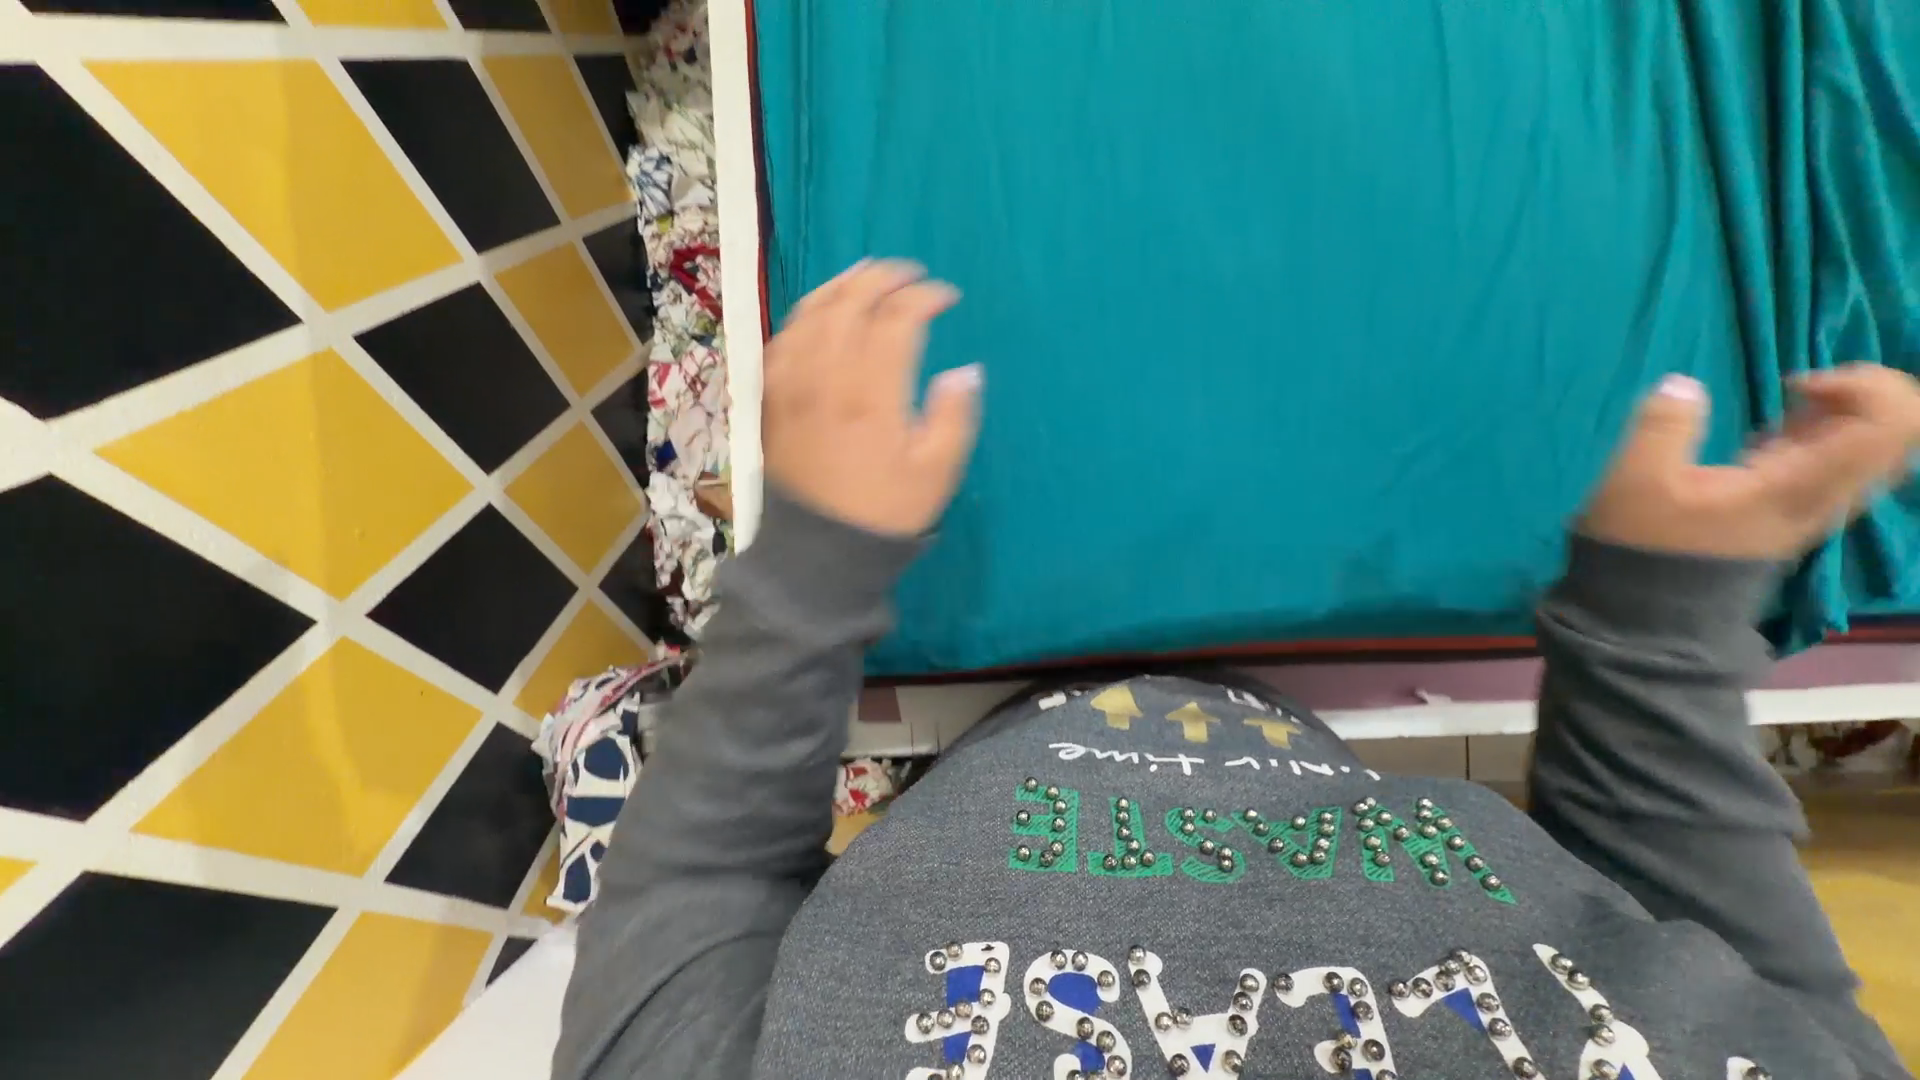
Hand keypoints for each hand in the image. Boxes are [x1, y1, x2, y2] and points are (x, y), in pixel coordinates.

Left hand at [763, 260, 982, 536]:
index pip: (897, 321)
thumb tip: (965, 370)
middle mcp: (828, 380)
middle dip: (882, 278)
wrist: (820, 549)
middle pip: (850, 305)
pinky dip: (804, 314)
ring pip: (811, 315)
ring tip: (865, 274)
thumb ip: (954, 418)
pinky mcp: (772, 400)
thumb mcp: (936, 474)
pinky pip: (782, 340)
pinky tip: (820, 311)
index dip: (924, 297)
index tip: (946, 296)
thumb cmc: (885, 511)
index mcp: (873, 397)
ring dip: (840, 286)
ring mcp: (793, 387)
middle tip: (908, 273)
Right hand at [1579, 366, 1919, 559]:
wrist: (1643, 609)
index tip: (1792, 384)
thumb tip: (1683, 384)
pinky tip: (1770, 434)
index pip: (1892, 423)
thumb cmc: (1641, 544)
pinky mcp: (1791, 510)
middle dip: (1860, 392)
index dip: (1862, 385)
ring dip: (1838, 412)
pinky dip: (1820, 435)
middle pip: (1899, 431)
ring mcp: (1812, 505)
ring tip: (1781, 406)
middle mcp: (1825, 496)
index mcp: (1800, 486)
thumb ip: (1663, 425)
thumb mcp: (1634, 479)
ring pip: (1871, 446)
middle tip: (1797, 386)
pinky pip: (1837, 462)